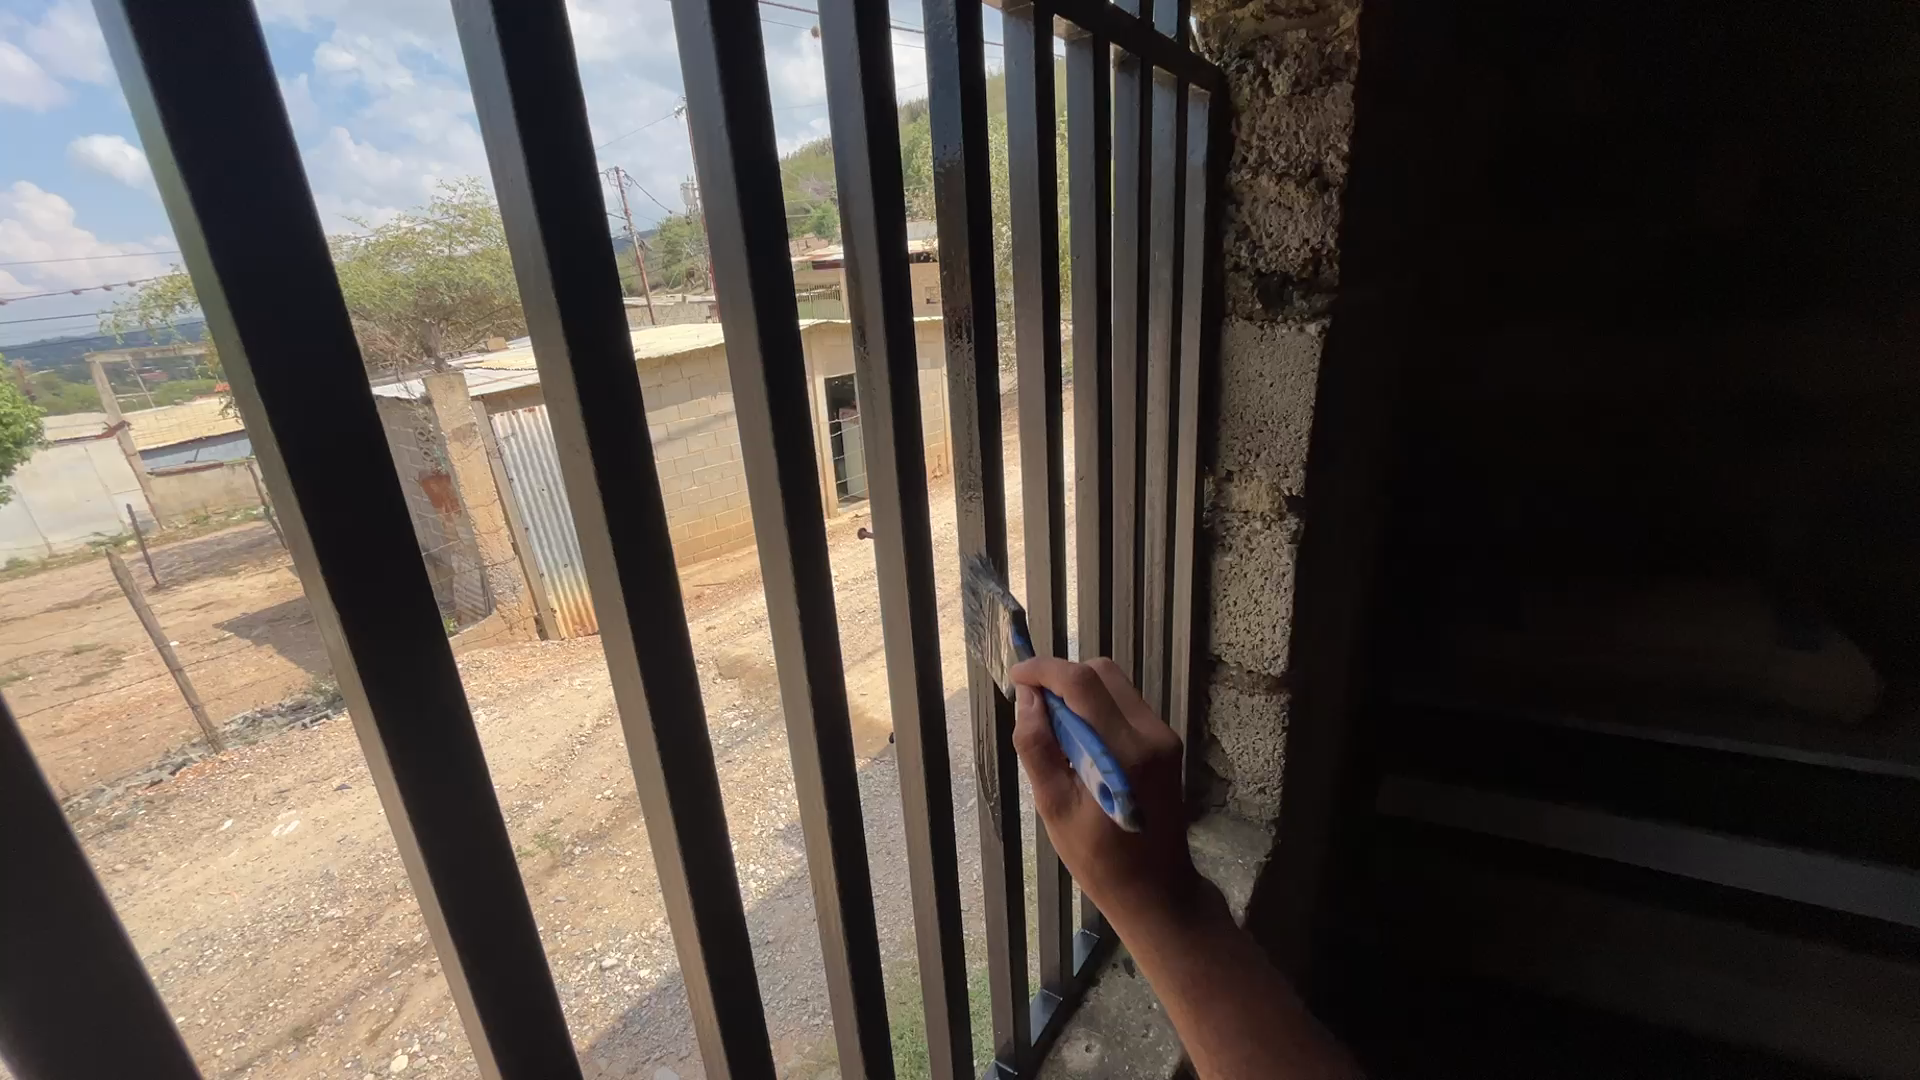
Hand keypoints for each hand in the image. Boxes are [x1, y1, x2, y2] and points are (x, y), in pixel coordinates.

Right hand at [1010, 656, 1207, 935]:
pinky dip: (1096, 706)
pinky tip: (1082, 742)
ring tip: (1057, 730)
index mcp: (1124, 753)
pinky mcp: (1165, 740)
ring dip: (1079, 691)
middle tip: (1036, 708)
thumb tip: (1027, 697)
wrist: (1158, 890)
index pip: (1082, 683)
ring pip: (1114, 683)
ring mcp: (1163, 735)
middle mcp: (1151, 733)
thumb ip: (1038, 746)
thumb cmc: (1100, 860)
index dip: (1044, 670)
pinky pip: (1124, 703)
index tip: (1016, 676)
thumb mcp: (1054, 808)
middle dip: (1062, 677)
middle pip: (1101, 672)